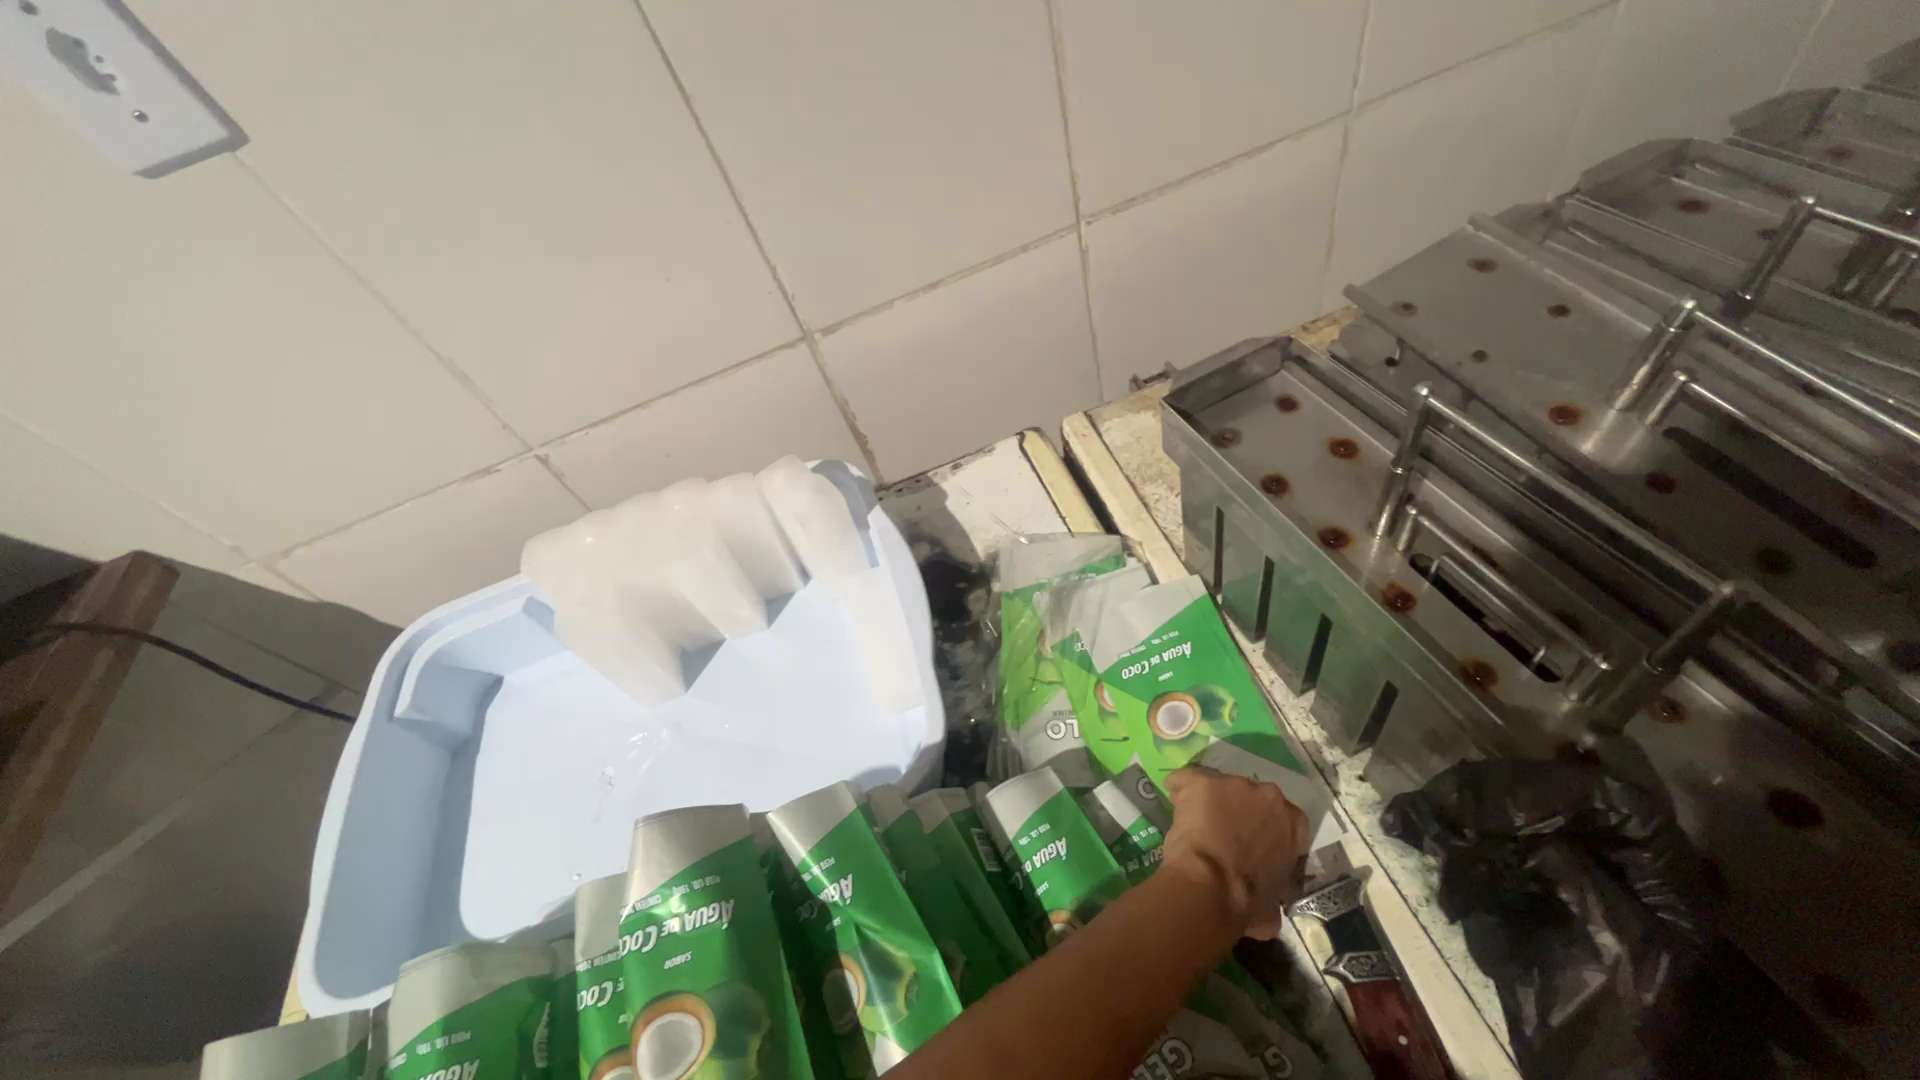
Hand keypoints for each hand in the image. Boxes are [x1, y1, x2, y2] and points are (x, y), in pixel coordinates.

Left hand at [1161, 765, 1309, 938]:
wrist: (1214, 887)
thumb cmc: (1248, 901)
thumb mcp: (1273, 904)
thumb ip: (1271, 893)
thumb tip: (1264, 912)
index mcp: (1293, 823)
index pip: (1280, 817)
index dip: (1261, 826)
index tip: (1246, 838)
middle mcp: (1269, 796)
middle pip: (1249, 796)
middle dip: (1235, 810)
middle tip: (1218, 830)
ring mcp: (1234, 784)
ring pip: (1217, 786)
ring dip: (1207, 801)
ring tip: (1192, 821)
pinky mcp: (1201, 782)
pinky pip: (1185, 779)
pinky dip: (1178, 788)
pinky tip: (1172, 803)